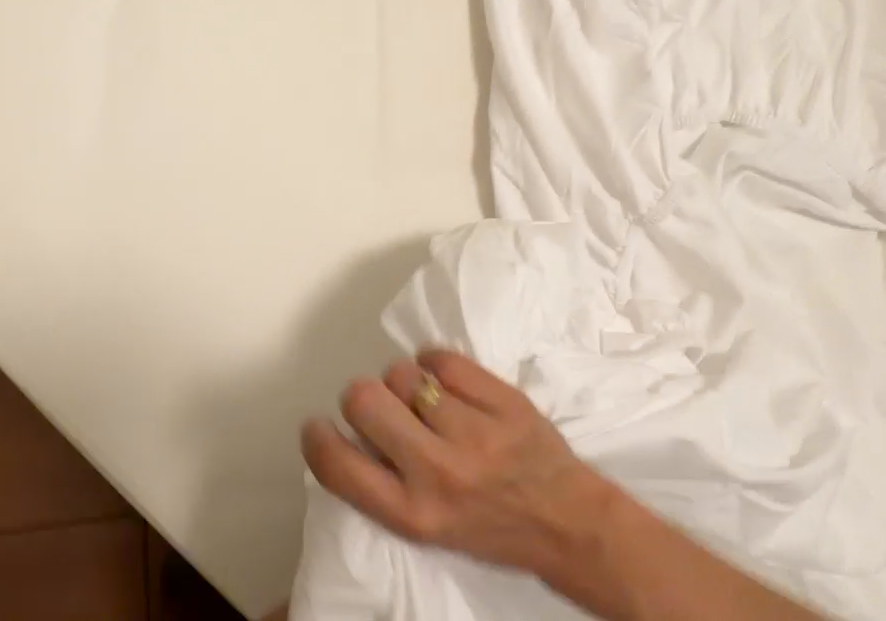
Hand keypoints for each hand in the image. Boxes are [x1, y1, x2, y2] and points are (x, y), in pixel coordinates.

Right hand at [301, 349, 614, 579]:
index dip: (316, 437)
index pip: (337, 465)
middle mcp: (437, 473)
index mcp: (413, 513)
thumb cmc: (492, 527)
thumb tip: (350, 431)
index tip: (319, 425)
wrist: (568, 522)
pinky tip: (446, 381)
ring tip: (426, 399)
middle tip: (383, 406)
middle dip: (363, 397)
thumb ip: (384, 485)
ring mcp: (473, 433)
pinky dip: (436, 363)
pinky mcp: (502, 400)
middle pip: (363, 399)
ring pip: (402, 373)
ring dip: (405, 381)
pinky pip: (441, 358)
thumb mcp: (427, 528)